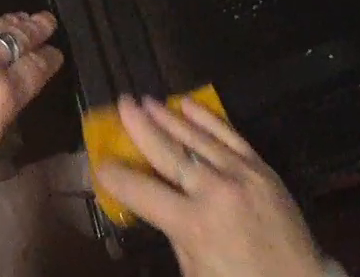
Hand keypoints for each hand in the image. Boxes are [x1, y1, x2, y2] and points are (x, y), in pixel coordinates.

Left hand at [0, 12, 64, 276]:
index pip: (35, 69)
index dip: (49, 60)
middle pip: (16, 39)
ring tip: (21, 18)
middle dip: (35, 29)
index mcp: (1, 98)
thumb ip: (1, 129)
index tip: (56, 54)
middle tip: (47, 21)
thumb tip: (8, 115)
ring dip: (9, 23)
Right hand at [93, 96, 326, 276]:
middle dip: (141, 127)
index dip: (117, 177)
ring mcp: (240, 174)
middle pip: (169, 152)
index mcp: (193, 225)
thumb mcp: (195, 272)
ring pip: (197, 137)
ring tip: (148, 101)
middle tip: (123, 104)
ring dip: (169, 117)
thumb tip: (157, 200)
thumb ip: (175, 233)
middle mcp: (214, 191)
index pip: (143, 193)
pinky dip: (207, 119)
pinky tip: (188, 105)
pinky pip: (229, 135)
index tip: (99, 161)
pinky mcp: (260, 167)